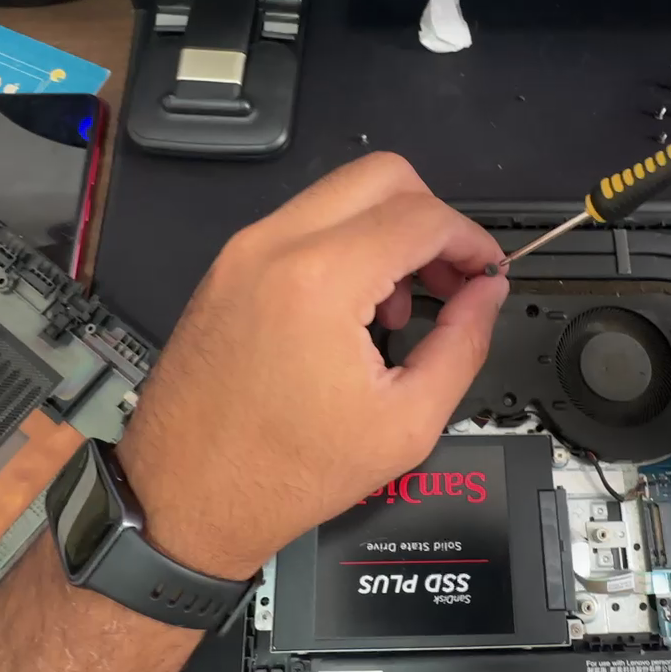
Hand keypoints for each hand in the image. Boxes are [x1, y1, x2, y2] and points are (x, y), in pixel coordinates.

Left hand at [115, 153, 507, 580]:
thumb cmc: (283, 473)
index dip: (471, 239)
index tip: (486, 271)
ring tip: (402, 303)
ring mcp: (245, 250)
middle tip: (449, 274)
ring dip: (390, 228)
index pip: (422, 216)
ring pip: (342, 191)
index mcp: (320, 281)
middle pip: (382, 174)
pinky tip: (357, 306)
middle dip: (432, 215)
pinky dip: (348, 242)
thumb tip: (486, 294)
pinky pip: (307, 222)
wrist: (183, 497)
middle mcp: (275, 245)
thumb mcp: (405, 423)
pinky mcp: (230, 265)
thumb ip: (462, 344)